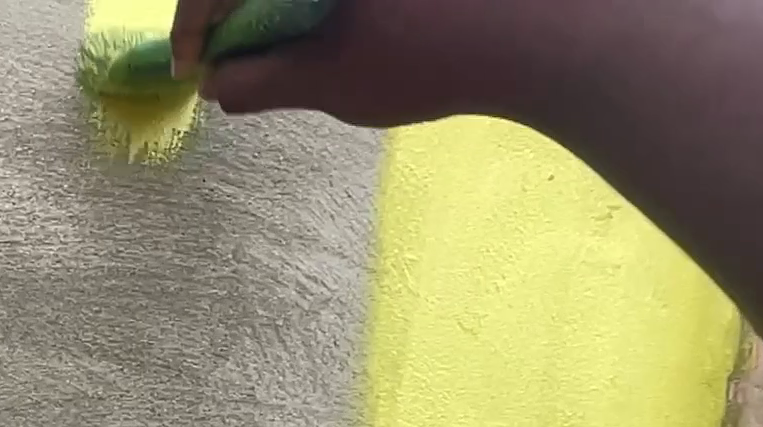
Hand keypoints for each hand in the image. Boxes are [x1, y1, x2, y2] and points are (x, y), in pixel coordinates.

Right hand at [177, 0, 564, 128]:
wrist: (571, 26)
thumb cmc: (438, 55)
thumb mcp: (331, 81)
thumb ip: (260, 81)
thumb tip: (215, 82)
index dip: (193, 23)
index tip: (191, 69)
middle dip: (230, 6)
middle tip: (228, 51)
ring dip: (278, 4)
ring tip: (277, 37)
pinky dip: (320, 5)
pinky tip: (330, 21)